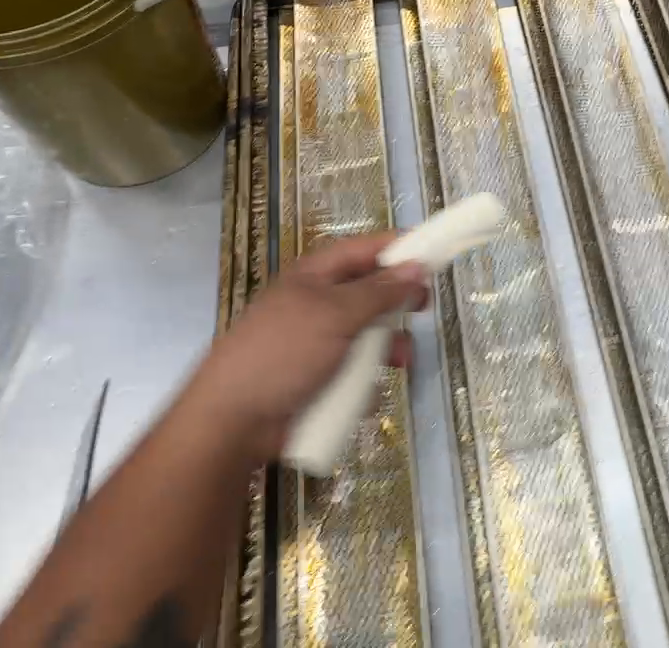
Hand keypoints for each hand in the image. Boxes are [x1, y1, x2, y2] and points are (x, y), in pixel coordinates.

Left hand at [189, 233, 428, 460]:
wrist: (234, 420)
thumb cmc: (282, 352)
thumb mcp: (335, 314)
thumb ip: (379, 291)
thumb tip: (417, 265)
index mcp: (316, 275)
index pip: (365, 249)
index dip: (399, 247)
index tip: (434, 253)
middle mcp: (320, 302)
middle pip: (371, 290)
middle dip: (397, 301)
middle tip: (423, 307)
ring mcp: (321, 341)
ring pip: (370, 333)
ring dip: (388, 344)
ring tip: (401, 360)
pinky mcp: (322, 376)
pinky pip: (358, 367)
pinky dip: (368, 375)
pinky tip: (371, 389)